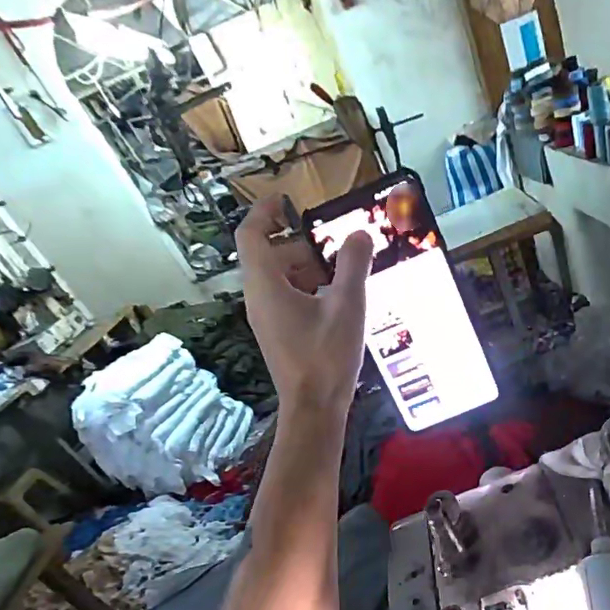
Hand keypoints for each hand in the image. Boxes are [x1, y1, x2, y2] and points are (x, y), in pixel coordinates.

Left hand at [235, 196, 374, 414]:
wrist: (314, 409)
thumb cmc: (326, 356)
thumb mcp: (347, 305)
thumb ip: (353, 264)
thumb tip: (359, 234)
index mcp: (265, 284)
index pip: (250, 234)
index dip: (264, 211)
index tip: (287, 200)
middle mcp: (258, 298)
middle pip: (270, 255)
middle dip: (302, 245)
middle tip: (337, 246)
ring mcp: (266, 318)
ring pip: (280, 278)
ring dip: (308, 268)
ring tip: (344, 274)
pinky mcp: (278, 333)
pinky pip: (286, 298)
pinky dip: (308, 289)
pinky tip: (338, 300)